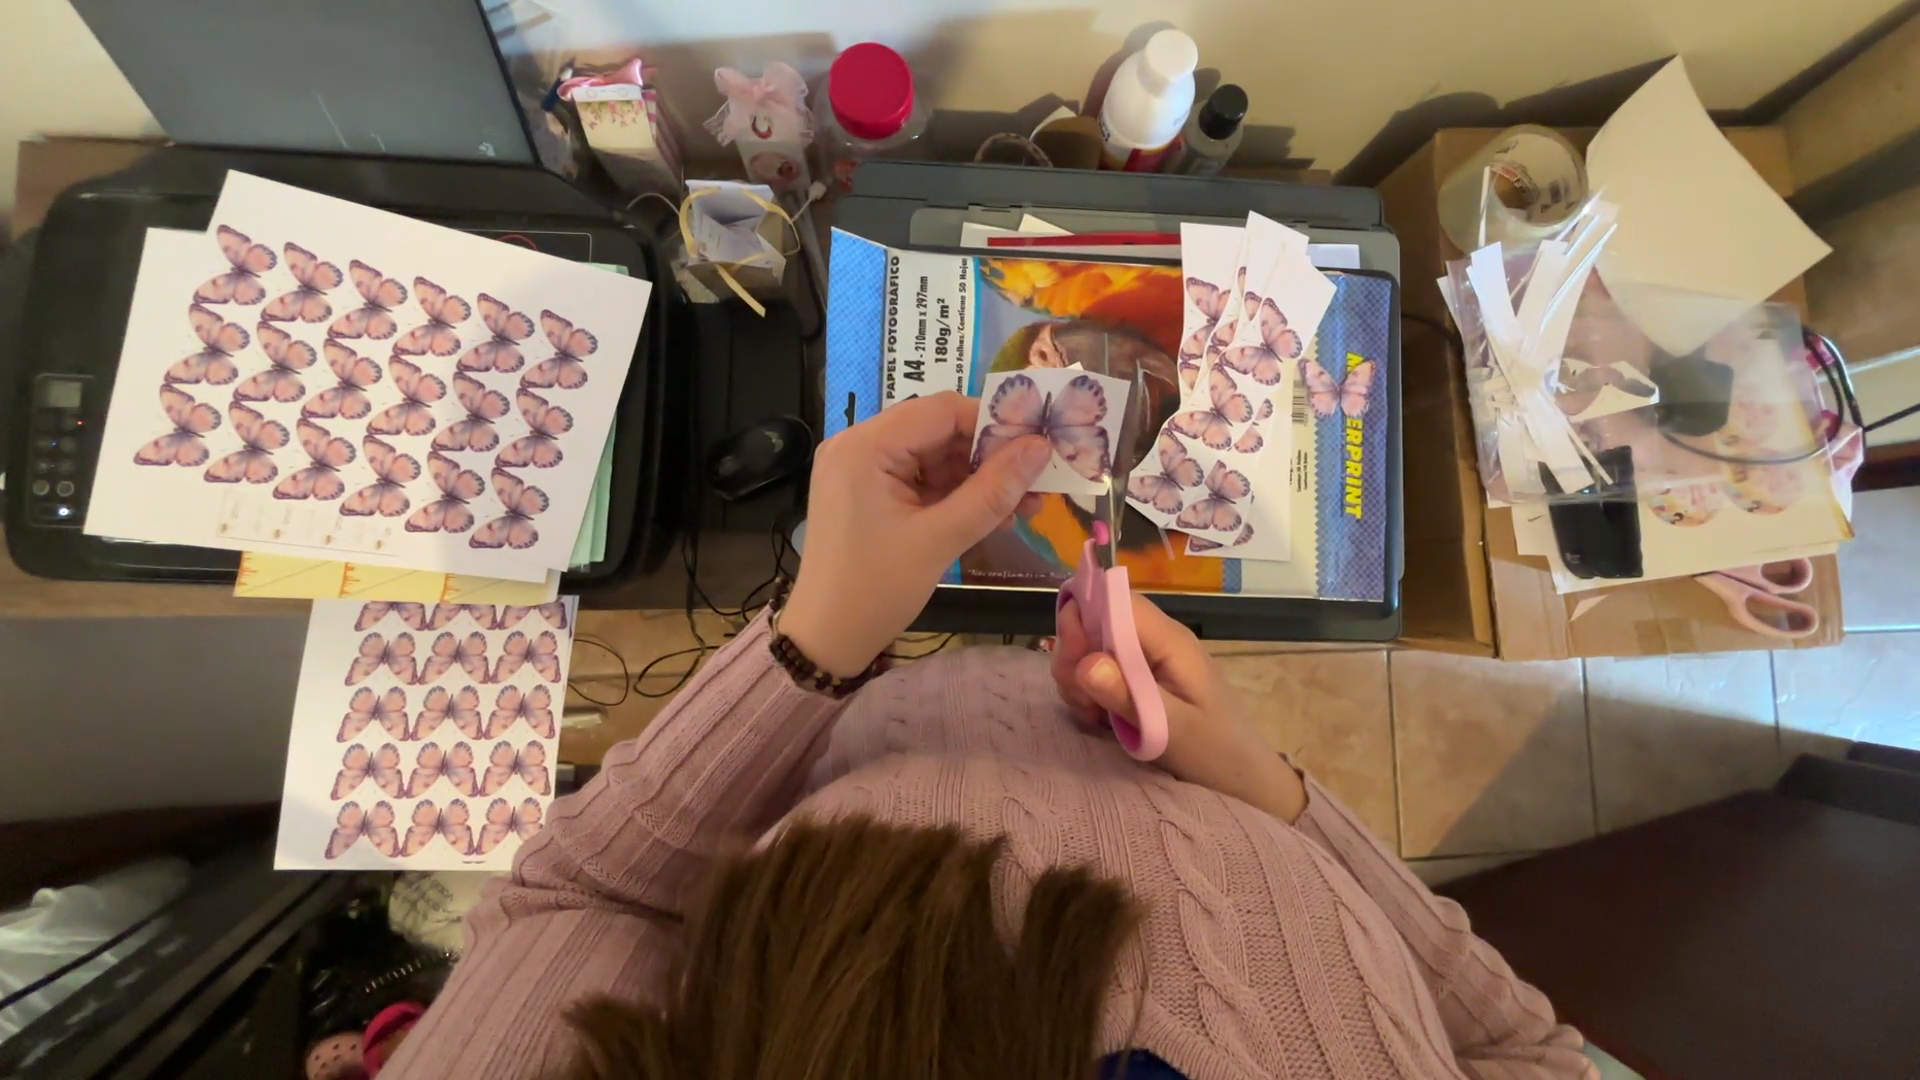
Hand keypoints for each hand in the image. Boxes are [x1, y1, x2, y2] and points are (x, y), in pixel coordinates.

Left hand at [780, 393, 1049, 675]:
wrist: (826, 640)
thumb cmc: (875, 589)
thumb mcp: (939, 539)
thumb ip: (992, 491)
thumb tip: (1041, 448)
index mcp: (865, 446)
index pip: (941, 410)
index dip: (994, 421)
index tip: (1039, 441)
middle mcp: (859, 446)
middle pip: (939, 432)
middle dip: (990, 456)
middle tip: (1040, 478)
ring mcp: (863, 471)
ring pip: (935, 459)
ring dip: (980, 480)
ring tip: (1028, 504)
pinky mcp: (870, 495)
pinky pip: (922, 482)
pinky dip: (957, 496)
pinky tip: (996, 515)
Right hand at [1052, 594, 1305, 822]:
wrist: (1243, 780)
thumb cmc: (1216, 753)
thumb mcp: (1171, 729)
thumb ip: (1128, 695)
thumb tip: (1085, 663)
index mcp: (1168, 640)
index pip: (1114, 598)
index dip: (1083, 617)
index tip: (1073, 660)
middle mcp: (1152, 640)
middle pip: (1095, 620)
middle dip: (1074, 654)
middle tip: (1083, 699)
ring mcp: (1143, 659)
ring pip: (1089, 647)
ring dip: (1077, 678)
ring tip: (1093, 714)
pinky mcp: (1135, 678)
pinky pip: (1096, 671)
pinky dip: (1086, 692)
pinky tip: (1098, 718)